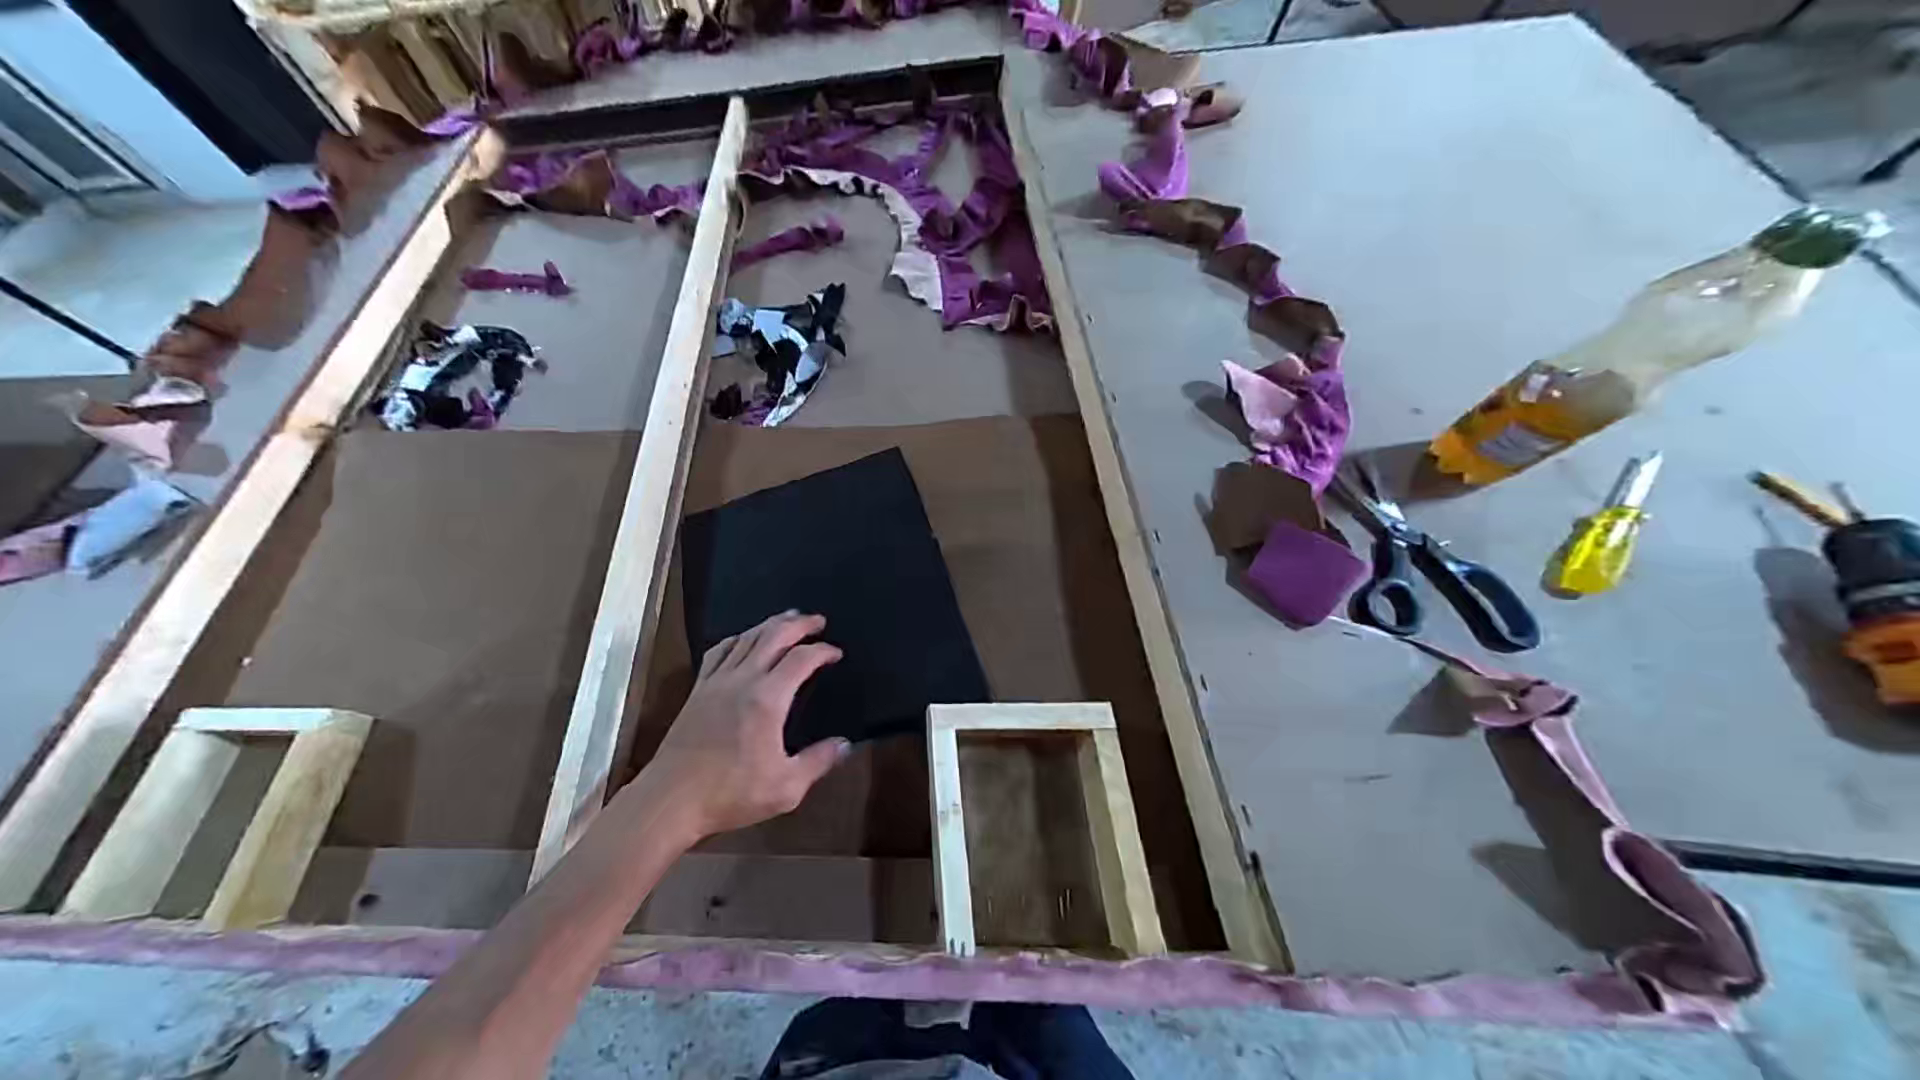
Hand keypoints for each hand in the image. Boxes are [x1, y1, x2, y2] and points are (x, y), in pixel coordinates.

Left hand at [630, 611, 848, 842]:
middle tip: (817, 621)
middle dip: (799, 624)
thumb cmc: (730, 793)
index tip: (836, 653)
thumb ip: (818, 761)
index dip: (822, 650)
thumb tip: (845, 745)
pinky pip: (719, 651)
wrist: (670, 800)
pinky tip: (743, 640)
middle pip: (773, 635)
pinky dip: (738, 638)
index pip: (801, 659)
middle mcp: (742, 680)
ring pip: (746, 638)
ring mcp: (716, 682)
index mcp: (767, 699)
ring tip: (788, 620)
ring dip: (771, 624)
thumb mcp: (786, 787)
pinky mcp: (697, 690)